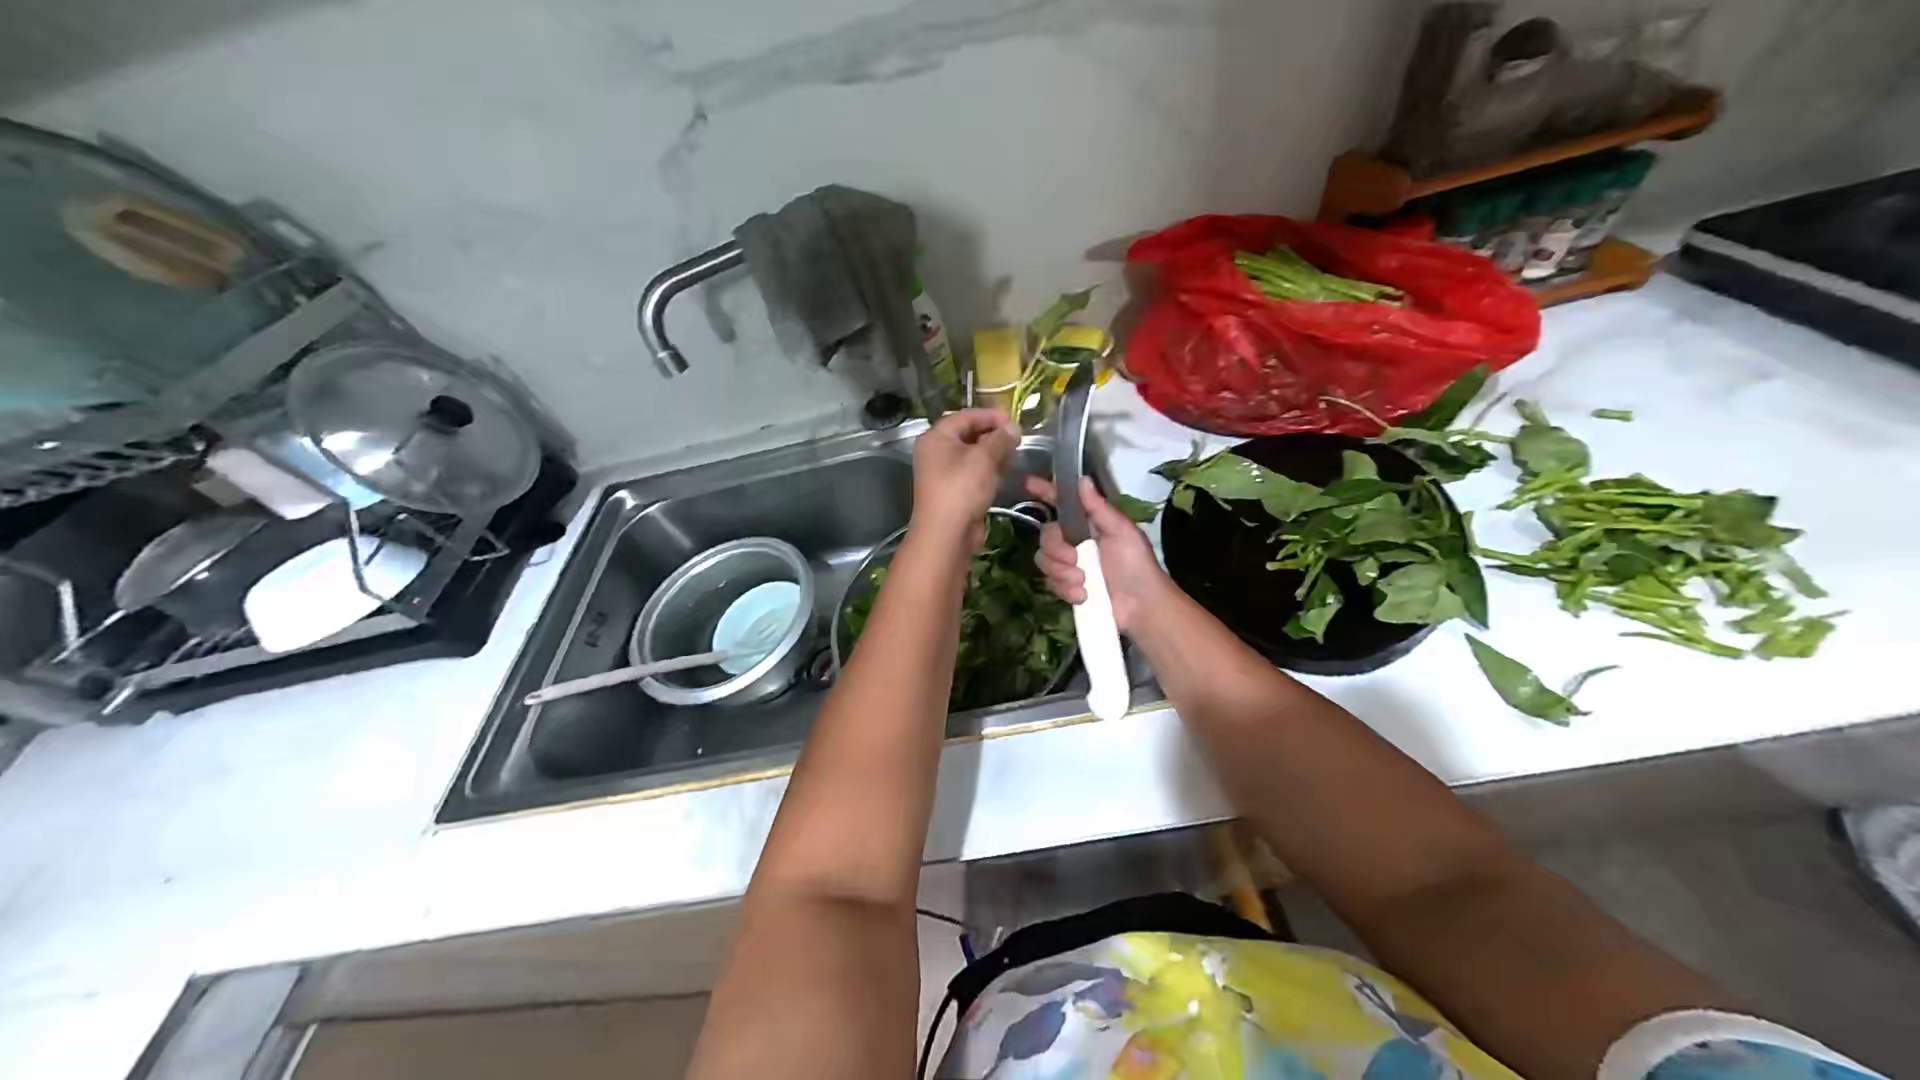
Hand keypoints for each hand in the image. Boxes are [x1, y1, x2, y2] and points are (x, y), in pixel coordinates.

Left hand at [911, 409, 1020, 546]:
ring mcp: (943, 473)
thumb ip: (1001, 439)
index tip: (1013, 420)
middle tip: (1017, 439)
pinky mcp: (953, 491)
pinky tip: (1004, 474)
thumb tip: (1013, 428)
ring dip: (993, 454)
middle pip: (968, 435)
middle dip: (993, 435)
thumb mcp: (984, 458)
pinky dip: (988, 471)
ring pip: (972, 456)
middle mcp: (936, 452)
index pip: (965, 416)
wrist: (946, 533)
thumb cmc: (962, 488)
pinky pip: (972, 474)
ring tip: (1014, 455)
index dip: (990, 415)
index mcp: (936, 437)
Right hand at [1024, 475, 1173, 632]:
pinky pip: (1050, 583)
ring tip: (1084, 581)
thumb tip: (1083, 480)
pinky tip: (1084, 595)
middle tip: (1075, 559)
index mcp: (1088, 525)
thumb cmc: (1136, 565)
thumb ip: (1099, 508)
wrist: (1141, 606)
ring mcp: (1069, 566)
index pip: (1062, 504)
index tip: (1029, 483)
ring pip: (1044, 560)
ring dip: (1063, 572)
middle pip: (1046, 536)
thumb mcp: (1122, 532)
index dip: (1045, 491)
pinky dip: (1067, 590)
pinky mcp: (1066, 588)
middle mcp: (1074, 542)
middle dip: (1057, 549)